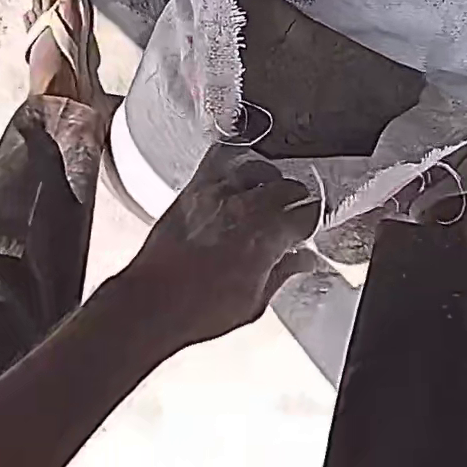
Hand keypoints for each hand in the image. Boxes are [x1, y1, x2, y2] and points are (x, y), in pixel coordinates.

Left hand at [118, 145, 321, 347]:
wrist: (154, 302)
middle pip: (286, 187)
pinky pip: (221, 158)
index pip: (305, 215)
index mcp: (265, 238)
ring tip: (270, 188)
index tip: (310, 222)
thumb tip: (304, 261)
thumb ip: (283, 273)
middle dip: (297, 197)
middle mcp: (244, 209)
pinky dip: (235, 161)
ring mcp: (219, 194)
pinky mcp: (196, 187)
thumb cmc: (198, 308)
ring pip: (257, 168)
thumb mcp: (254, 302)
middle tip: (296, 207)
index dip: (313, 218)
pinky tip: (238, 172)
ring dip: (269, 177)